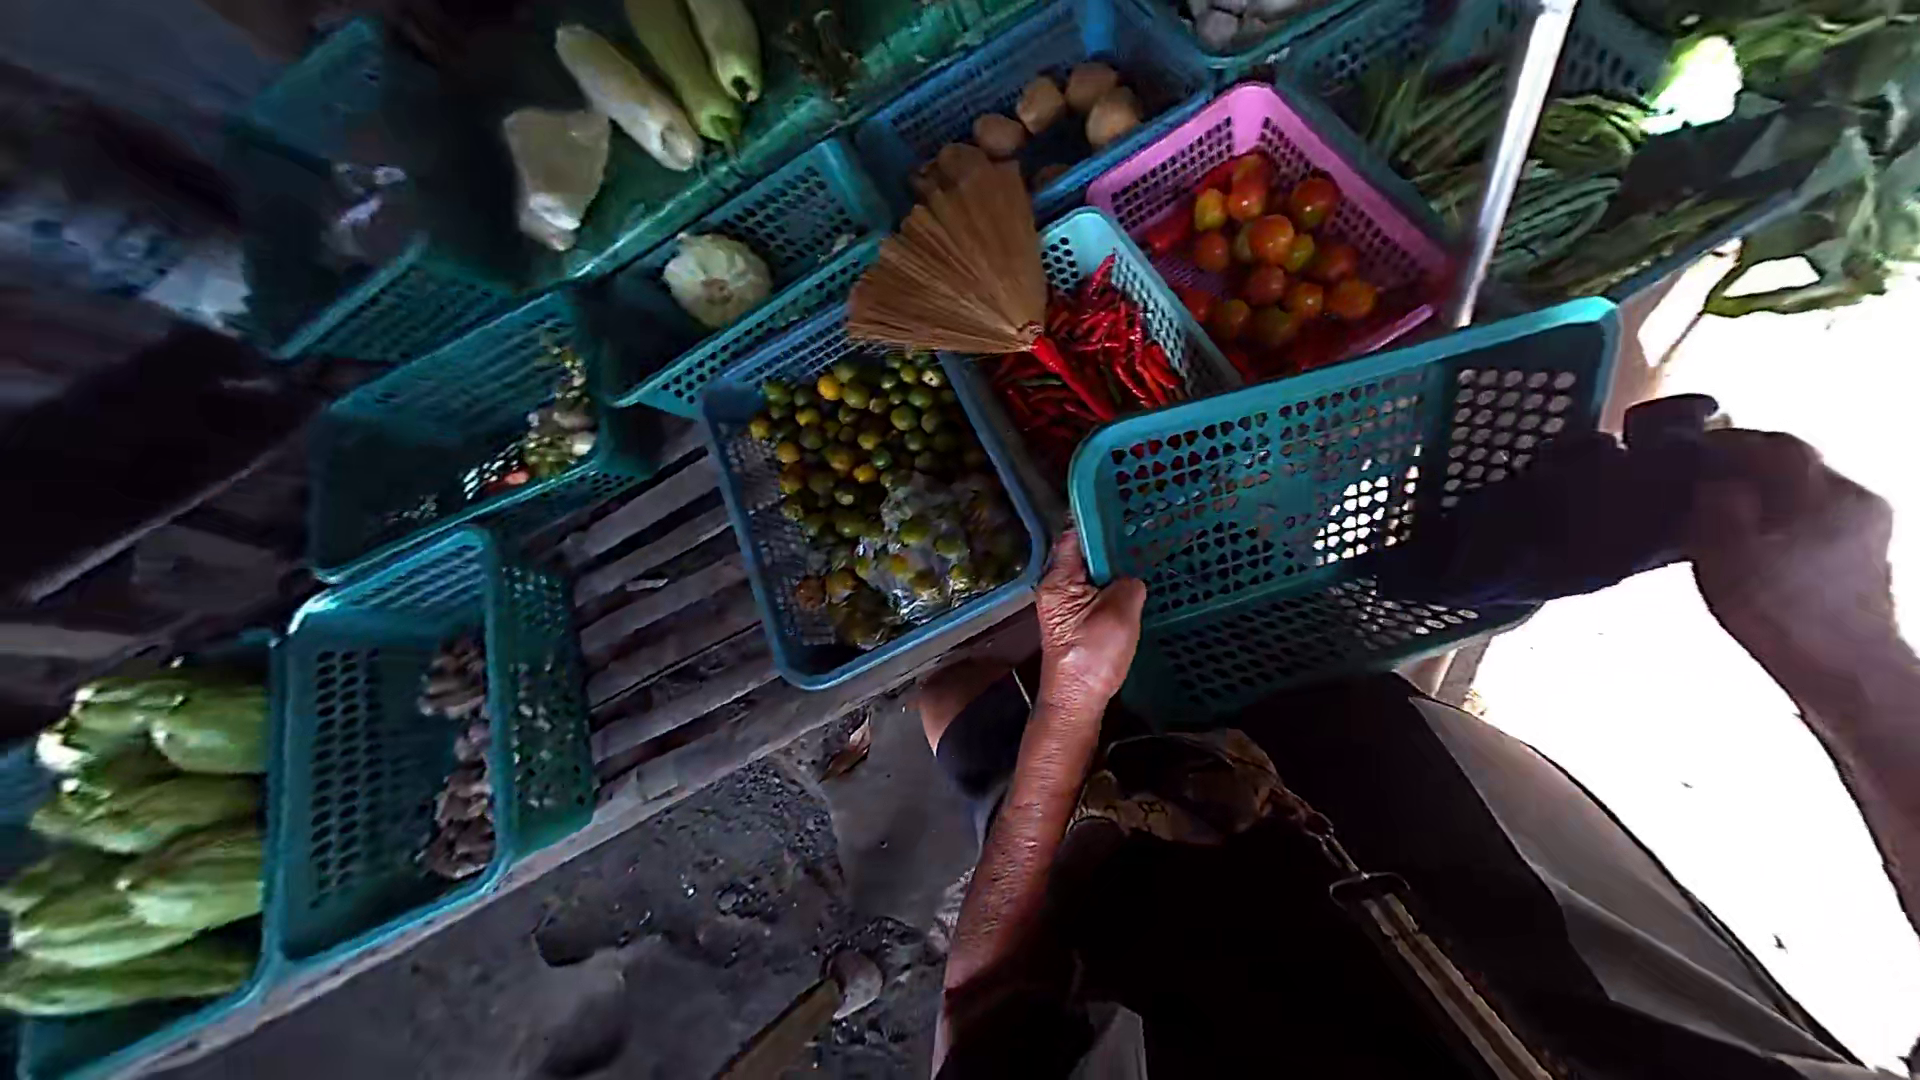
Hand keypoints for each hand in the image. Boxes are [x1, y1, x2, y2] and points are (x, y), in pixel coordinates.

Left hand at [1033, 529, 1145, 711]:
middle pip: (1081, 554)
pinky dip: (1112, 586)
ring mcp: (1064, 604)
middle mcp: (1055, 587)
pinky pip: (1094, 592)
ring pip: (1090, 574)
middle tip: (1141, 530)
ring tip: (1141, 553)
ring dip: (1112, 567)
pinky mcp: (1074, 619)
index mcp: (1058, 580)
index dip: (1096, 522)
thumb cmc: (1093, 656)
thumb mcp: (1119, 614)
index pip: (1073, 537)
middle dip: (1108, 544)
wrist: (1077, 700)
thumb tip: (1131, 578)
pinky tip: (1134, 585)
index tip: (1122, 511)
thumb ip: (1128, 585)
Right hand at [1686, 429, 1898, 694]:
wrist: (1841, 661)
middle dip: (1745, 461)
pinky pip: (1817, 510)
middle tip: (1695, 472)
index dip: (1728, 438)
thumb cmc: (1772, 604)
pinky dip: (1779, 508)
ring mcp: (1869, 525)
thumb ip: (1719, 502)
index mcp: (1822, 493)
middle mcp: (1856, 498)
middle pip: (1796, 462)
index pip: (1775, 443)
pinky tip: (1750, 530)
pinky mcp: (1865, 549)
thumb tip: (1714, 476)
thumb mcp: (1722, 548)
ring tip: (1717, 502)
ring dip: (1762, 486)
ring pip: (1807, 486)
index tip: (1689, 445)